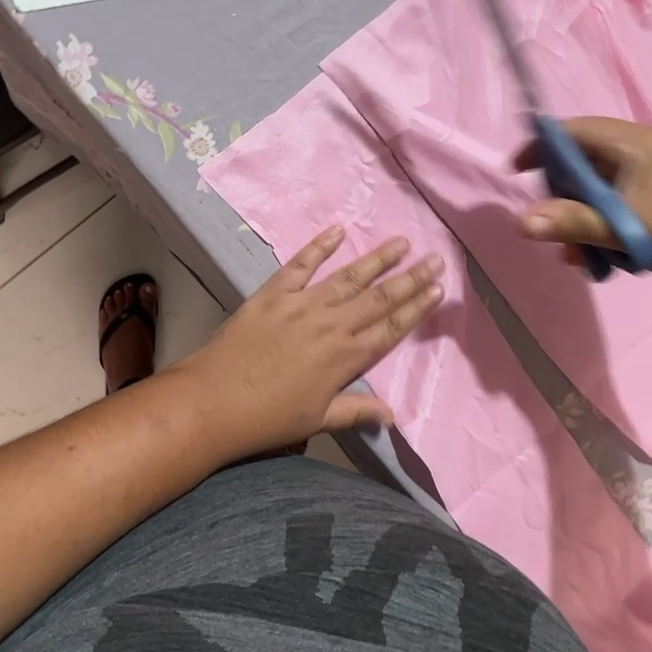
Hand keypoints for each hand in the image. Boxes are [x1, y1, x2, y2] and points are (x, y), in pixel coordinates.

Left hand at [173, 226, 443, 456]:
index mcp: (345, 358)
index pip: (390, 328)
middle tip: (436, 259)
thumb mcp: (317, 420)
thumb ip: (356, 411)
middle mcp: (330, 325)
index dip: (416, 308)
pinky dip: (319, 246)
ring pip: (348, 277)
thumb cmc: (267, 419)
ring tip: (401, 242)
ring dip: (377, 259)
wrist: (213, 402)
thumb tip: (394, 416)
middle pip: (379, 298)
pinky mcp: (273, 294)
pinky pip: (300, 265)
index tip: (438, 289)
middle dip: (410, 278)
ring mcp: (301, 305)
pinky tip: (337, 231)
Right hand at [515, 118, 651, 309]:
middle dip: (562, 198)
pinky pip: (618, 211)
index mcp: (640, 144)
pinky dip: (603, 232)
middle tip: (551, 226)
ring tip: (578, 257)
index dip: (543, 148)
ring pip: (600, 194)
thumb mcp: (622, 227)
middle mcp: (647, 155)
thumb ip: (570, 222)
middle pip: (585, 165)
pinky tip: (602, 262)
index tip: (516, 172)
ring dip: (581, 223)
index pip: (578, 131)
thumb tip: (520, 222)